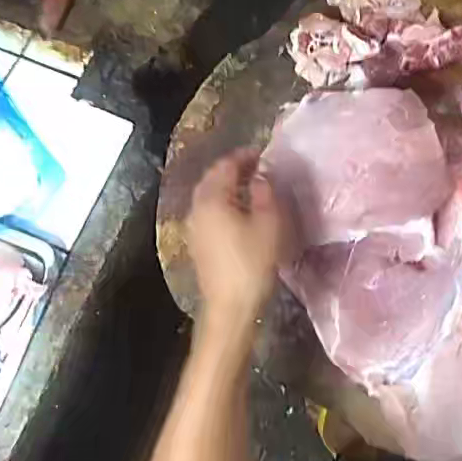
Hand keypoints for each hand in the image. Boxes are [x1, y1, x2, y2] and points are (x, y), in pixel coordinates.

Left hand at [187, 148, 295, 333]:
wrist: (229, 307)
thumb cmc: (251, 262)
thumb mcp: (268, 223)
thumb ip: (264, 192)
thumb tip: (260, 176)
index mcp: (212, 198)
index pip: (226, 165)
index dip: (245, 156)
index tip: (263, 152)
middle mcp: (197, 207)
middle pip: (213, 178)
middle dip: (234, 168)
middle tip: (257, 166)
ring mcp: (193, 225)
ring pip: (209, 194)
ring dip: (227, 185)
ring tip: (251, 185)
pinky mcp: (196, 241)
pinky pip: (208, 210)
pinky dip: (223, 202)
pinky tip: (239, 210)